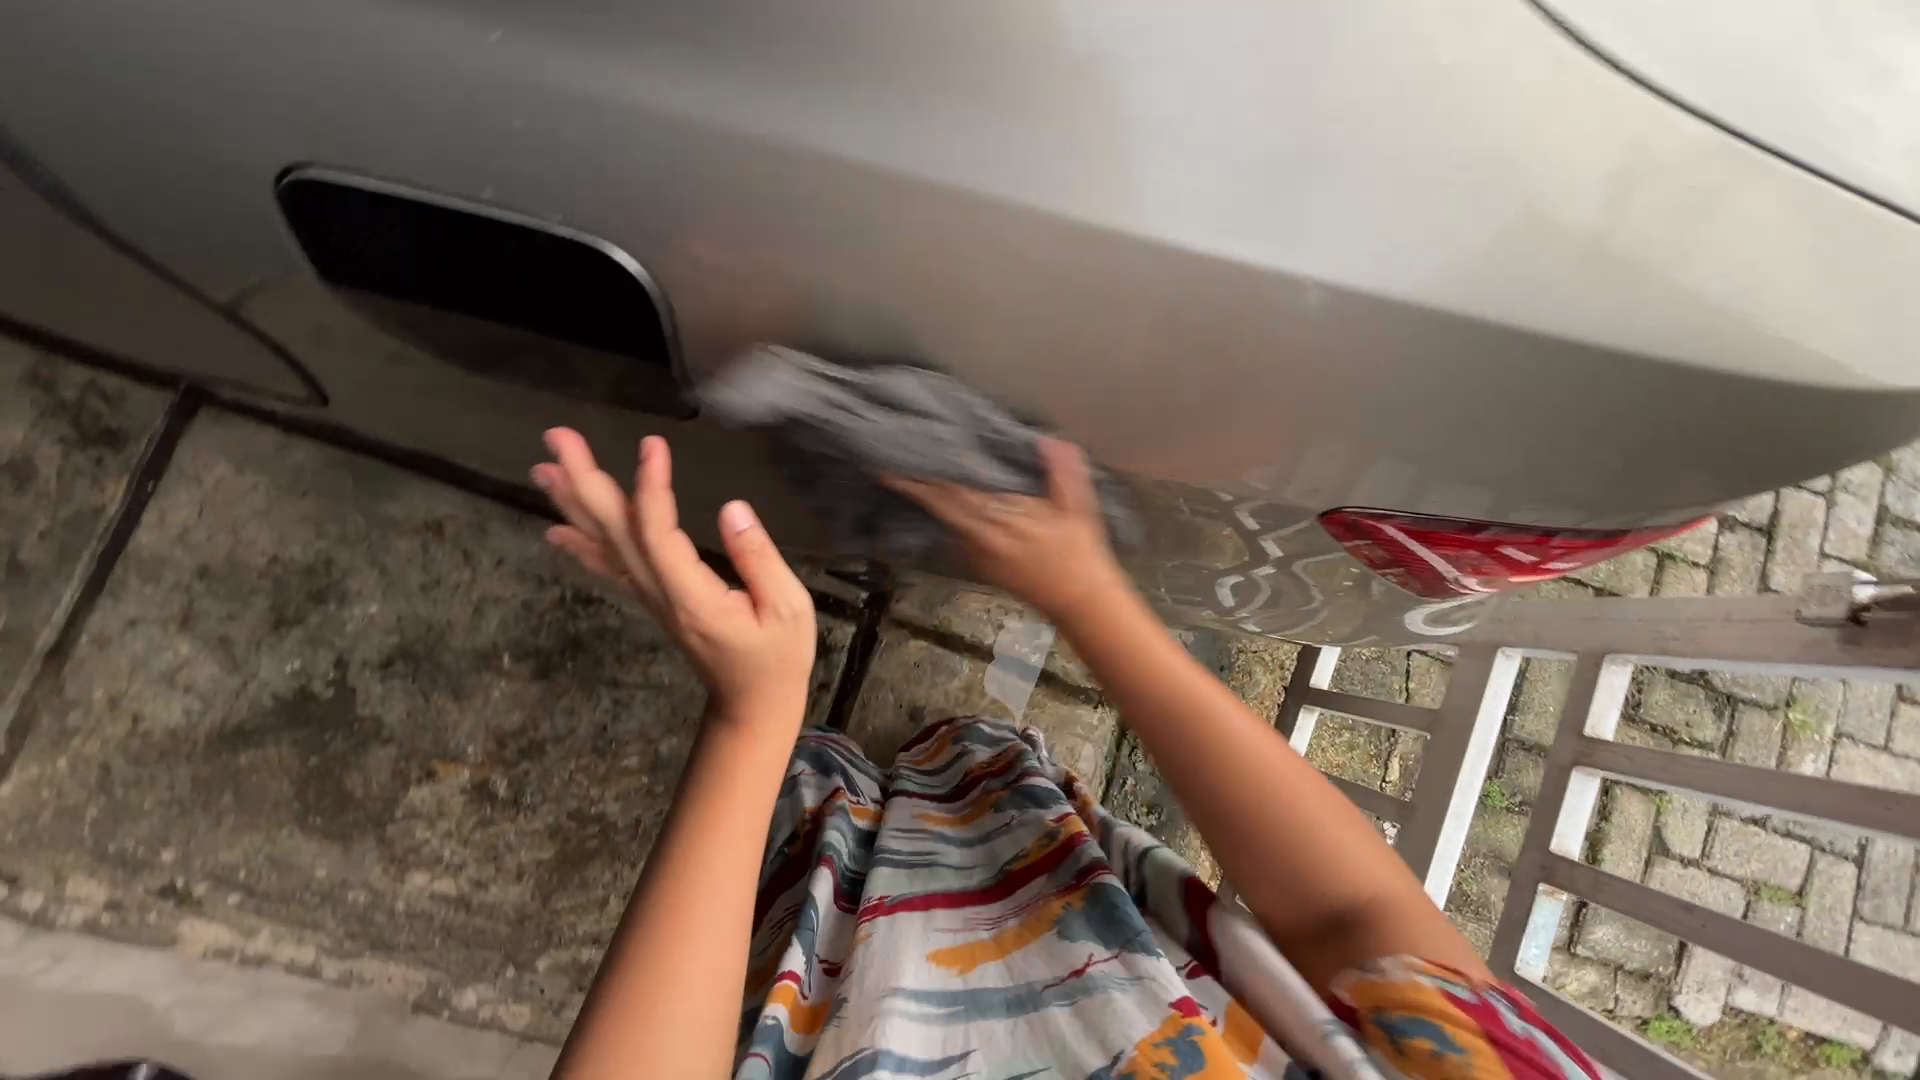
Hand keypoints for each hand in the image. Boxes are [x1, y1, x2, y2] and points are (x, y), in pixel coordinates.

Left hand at [533, 429, 815, 724]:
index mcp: (692, 596)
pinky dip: (580, 544)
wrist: (753, 704)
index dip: (651, 488)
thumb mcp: (787, 608)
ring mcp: (650, 600)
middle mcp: (659, 595)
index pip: (658, 534)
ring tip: (543, 466)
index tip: (652, 444)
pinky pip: (609, 568)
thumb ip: (759, 558)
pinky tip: (557, 525)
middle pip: (614, 534)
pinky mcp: (652, 602)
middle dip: (585, 483)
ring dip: (572, 505)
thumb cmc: (777, 656)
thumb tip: (732, 507)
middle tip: (557, 437)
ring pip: (604, 547)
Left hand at [882, 438, 1132, 621]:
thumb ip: (1063, 473)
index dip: (921, 479)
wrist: (1077, 601)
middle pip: (938, 505)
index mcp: (1001, 520)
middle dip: (911, 484)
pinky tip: (938, 500)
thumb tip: (1046, 440)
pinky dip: (943, 514)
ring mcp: (976, 553)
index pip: (952, 494)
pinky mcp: (979, 563)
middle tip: (886, 461)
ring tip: (905, 472)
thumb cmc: (1080, 553)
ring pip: (943, 519)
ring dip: (925, 498)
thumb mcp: (1078, 510)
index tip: (894, 462)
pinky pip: (953, 532)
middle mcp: (981, 537)